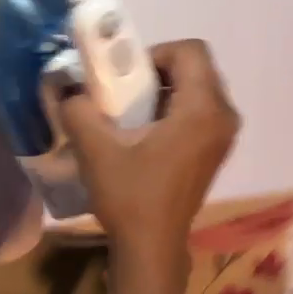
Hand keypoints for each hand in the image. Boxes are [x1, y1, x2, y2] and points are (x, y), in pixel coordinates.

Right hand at [56, 40, 239, 264]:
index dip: (152, 53)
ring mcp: (222, 134)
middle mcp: (223, 114)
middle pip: (195, 69)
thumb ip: (80, 113)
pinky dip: (168, 112)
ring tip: (124, 116)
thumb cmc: (129, 195)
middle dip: (153, 72)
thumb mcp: (96, 151)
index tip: (119, 76)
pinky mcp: (213, 151)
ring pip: (195, 91)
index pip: (190, 51)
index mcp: (202, 108)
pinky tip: (139, 136)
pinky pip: (196, 113)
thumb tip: (69, 92)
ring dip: (159, 93)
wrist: (151, 242)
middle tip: (117, 94)